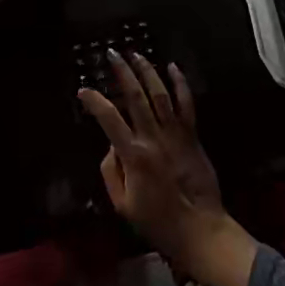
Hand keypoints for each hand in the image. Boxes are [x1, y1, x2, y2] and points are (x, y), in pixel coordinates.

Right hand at [78, 53, 232, 269]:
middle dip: (122, 72)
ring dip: (147, 71)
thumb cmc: (158, 223)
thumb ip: (110, 172)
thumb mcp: (122, 205)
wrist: (201, 231)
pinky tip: (173, 67)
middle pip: (135, 96)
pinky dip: (180, 84)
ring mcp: (175, 134)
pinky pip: (186, 104)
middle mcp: (153, 138)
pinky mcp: (191, 136)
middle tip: (112, 54)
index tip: (83, 90)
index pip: (108, 119)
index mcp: (133, 155)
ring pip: (160, 94)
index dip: (94, 101)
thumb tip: (110, 146)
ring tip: (136, 54)